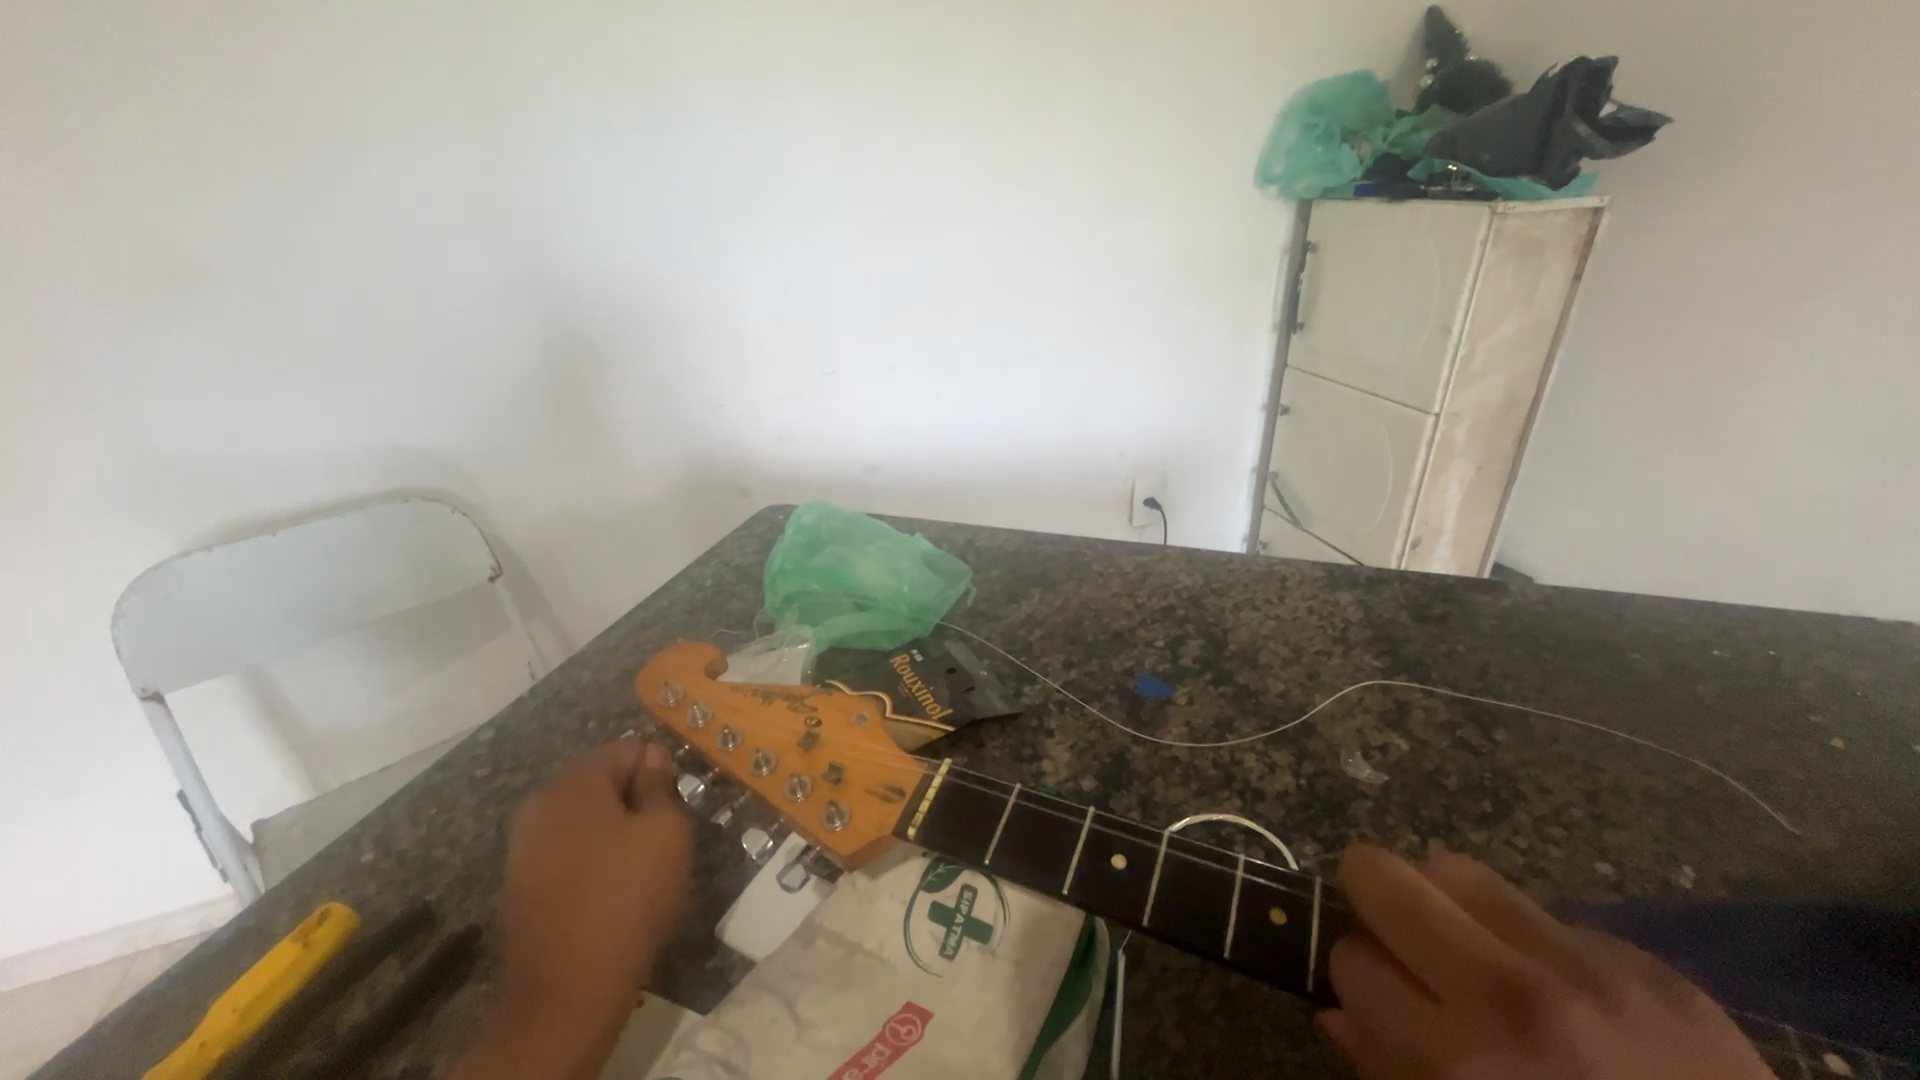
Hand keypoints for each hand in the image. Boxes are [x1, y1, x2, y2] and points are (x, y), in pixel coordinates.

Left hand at [453, 739, 693, 1079]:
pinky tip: (613, 893)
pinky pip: (569, 851)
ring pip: (586, 819)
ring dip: (616, 833)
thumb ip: (661, 786)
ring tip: (642, 870)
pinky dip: (594, 861)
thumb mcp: (667, 832)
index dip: (661, 772)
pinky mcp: (521, 882)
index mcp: (576, 781)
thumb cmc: (628, 897)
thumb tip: (653, 755)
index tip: (677, 810)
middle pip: (603, 781)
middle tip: (665, 841)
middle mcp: (542, 802)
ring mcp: (524, 844)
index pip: (629, 748)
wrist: (566, 991)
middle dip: (636, 801)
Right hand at [1320, 845, 1771, 1079]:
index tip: (1376, 994)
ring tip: (1465, 940)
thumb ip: (1390, 1075)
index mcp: (1456, 1064)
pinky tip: (1561, 992)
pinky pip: (1554, 919)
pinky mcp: (1656, 970)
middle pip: (1382, 876)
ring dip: (1445, 901)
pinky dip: (1535, 946)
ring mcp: (1590, 973)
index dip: (1355, 978)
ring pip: (1458, 869)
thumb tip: (1338, 1010)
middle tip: (1387, 928)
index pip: (1349, 959)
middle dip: (1369, 896)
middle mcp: (1512, 998)